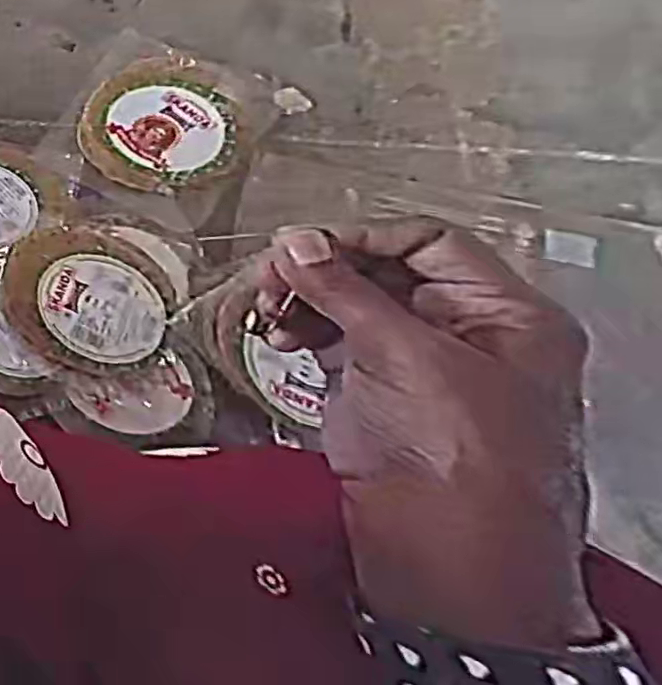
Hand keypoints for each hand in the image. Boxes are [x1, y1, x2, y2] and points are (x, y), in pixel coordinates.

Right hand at [245, 220, 598, 649]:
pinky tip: (279, 336)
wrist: (438, 535)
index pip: (427, 242)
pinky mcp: (366, 372)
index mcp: (500, 314)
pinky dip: (294, 323)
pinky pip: (322, 326)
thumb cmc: (458, 451)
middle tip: (272, 278)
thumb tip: (295, 241)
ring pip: (341, 294)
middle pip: (375, 266)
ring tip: (271, 312)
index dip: (362, 238)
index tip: (303, 246)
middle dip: (317, 270)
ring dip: (297, 296)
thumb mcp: (403, 354)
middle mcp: (457, 326)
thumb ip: (344, 290)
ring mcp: (409, 351)